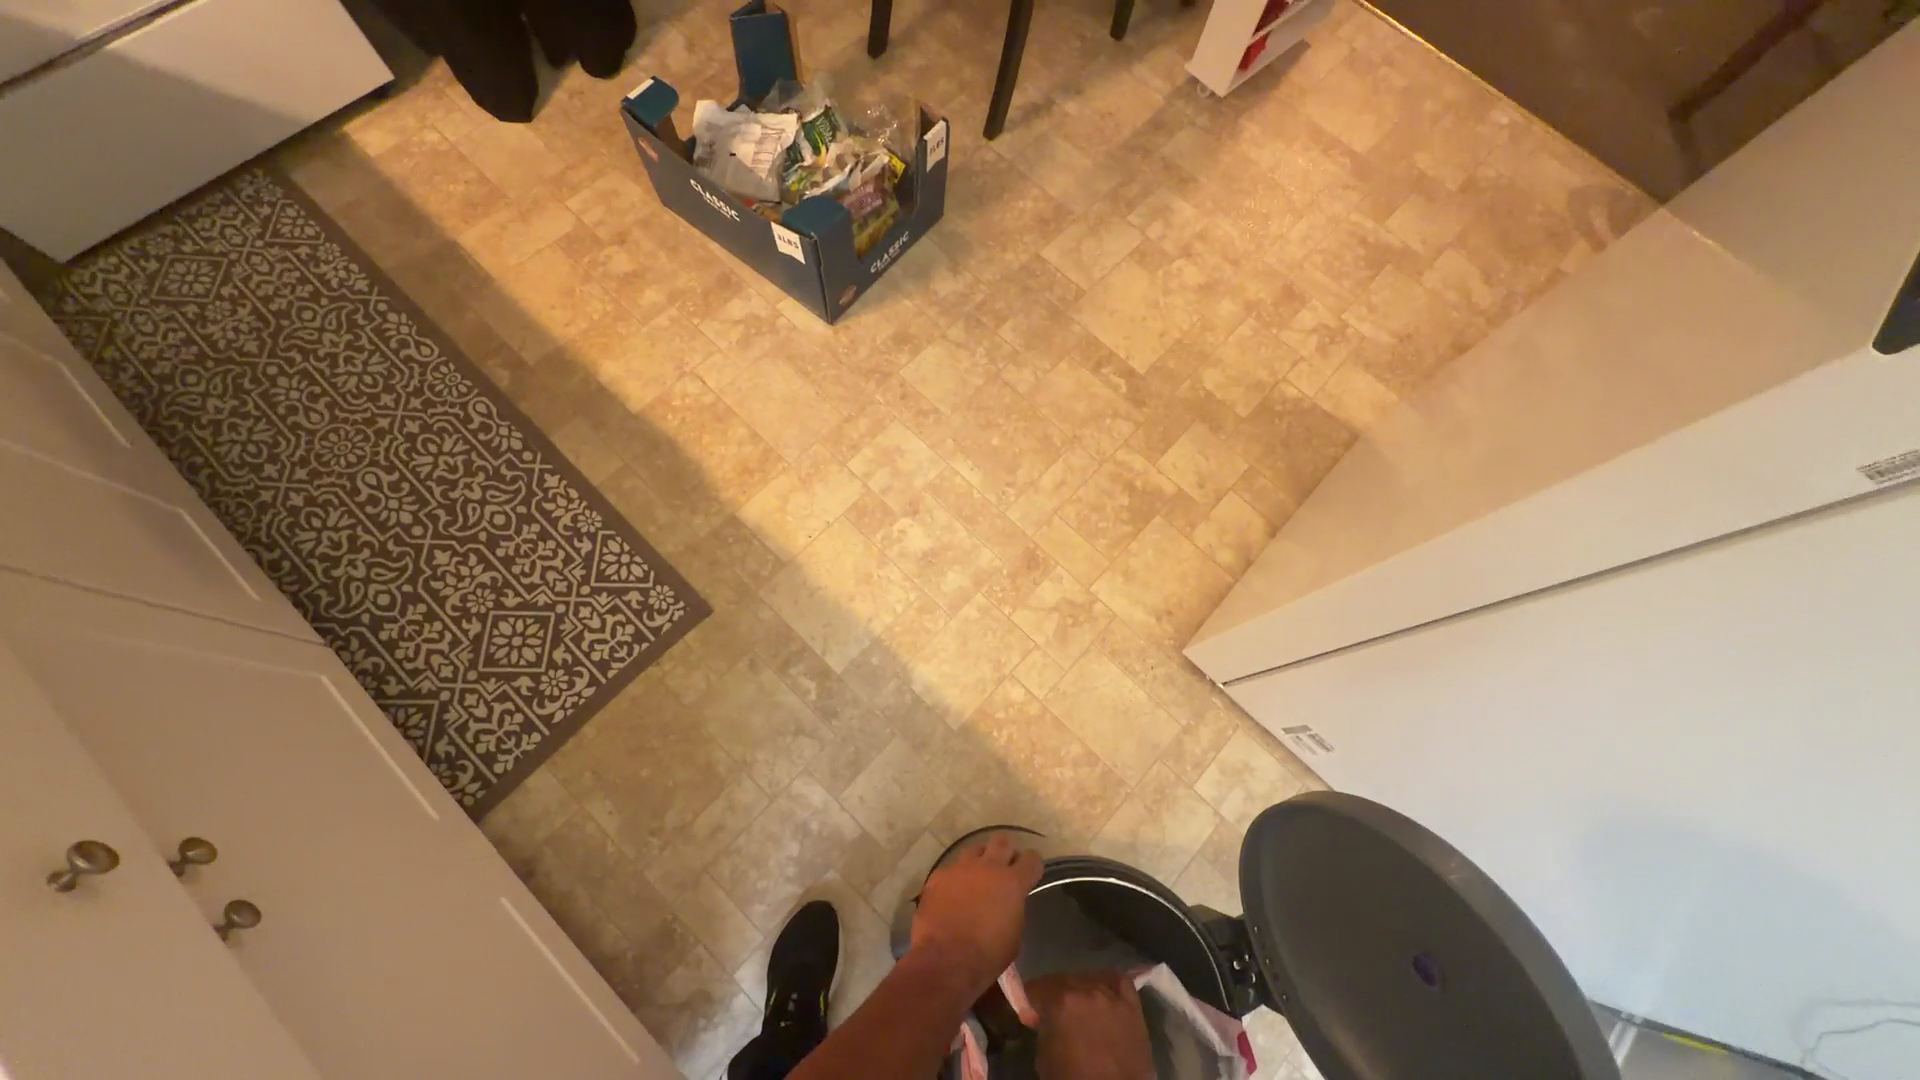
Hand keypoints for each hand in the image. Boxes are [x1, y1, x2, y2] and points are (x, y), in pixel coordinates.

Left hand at [910, 832, 1042, 996]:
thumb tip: (1008, 903)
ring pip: (975, 849)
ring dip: (980, 860)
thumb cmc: (987, 955)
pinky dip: (956, 878)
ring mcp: (961, 868)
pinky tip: (953, 894)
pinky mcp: (939, 876)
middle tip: (1005, 865)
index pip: (1032, 859)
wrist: (946, 959)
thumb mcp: (1014, 935)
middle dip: (1007, 850)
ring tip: (977, 876)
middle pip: (1003, 840)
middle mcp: (988, 867)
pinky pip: (952, 868)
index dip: (1032, 866)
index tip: (1029, 874)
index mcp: (1013, 882)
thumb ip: (1014, 910)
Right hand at [1027, 972, 1154, 1079]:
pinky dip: (1107, 984)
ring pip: (1086, 979)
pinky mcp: (1131, 1005)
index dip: (1029, 1002)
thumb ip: (1041, 1029)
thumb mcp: (1044, 1058)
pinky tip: (1103, 994)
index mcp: (1059, 1002)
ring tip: (1079, 1009)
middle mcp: (1084, 989)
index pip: (1035, 988)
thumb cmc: (1074, 1079)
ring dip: (1078, 991)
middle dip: (1052, 997)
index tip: (1030, 1015)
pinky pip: (1117, 981)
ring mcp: (1110, 995)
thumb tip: (1038, 1017)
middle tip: (1053, 1016)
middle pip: (1060, 980)